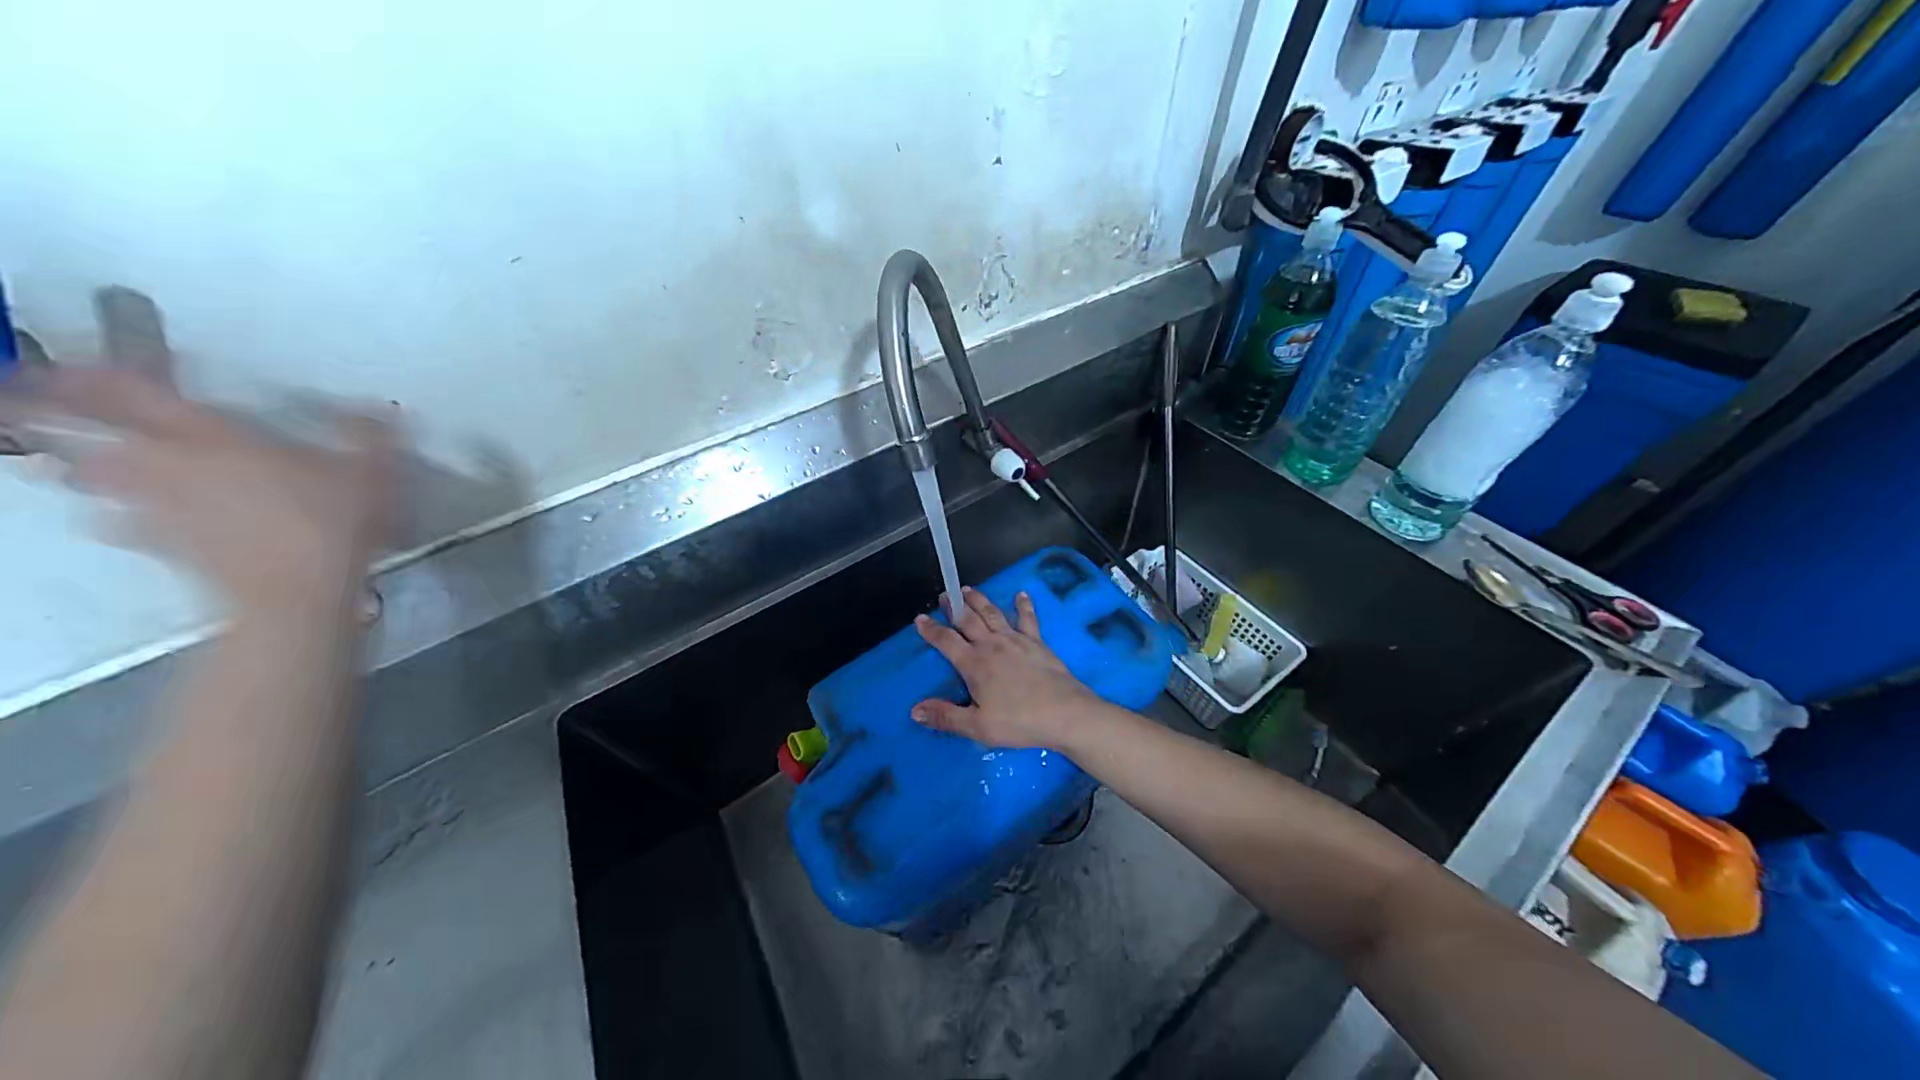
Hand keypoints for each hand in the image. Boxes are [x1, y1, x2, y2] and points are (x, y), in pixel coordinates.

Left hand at [5, 369, 394, 611]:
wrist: (298, 596)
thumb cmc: (333, 526)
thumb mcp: (375, 473)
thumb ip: (371, 436)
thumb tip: (376, 411)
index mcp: (218, 438)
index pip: (144, 391)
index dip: (116, 372)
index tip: (101, 361)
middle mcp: (174, 465)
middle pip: (101, 433)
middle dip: (75, 416)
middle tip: (61, 402)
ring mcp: (160, 508)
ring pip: (97, 477)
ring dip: (92, 465)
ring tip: (93, 460)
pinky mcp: (161, 547)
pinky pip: (122, 524)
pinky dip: (120, 516)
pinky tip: (131, 518)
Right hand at [911, 586, 1112, 749]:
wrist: (1065, 713)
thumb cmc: (1019, 722)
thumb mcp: (978, 726)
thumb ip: (945, 716)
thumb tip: (915, 710)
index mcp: (974, 664)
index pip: (946, 641)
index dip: (931, 630)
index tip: (920, 619)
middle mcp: (992, 645)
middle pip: (968, 620)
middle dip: (953, 607)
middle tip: (945, 595)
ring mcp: (1016, 640)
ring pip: (992, 613)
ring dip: (978, 599)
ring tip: (968, 589)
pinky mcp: (1037, 642)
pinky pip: (1027, 618)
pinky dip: (1023, 605)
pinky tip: (1021, 594)